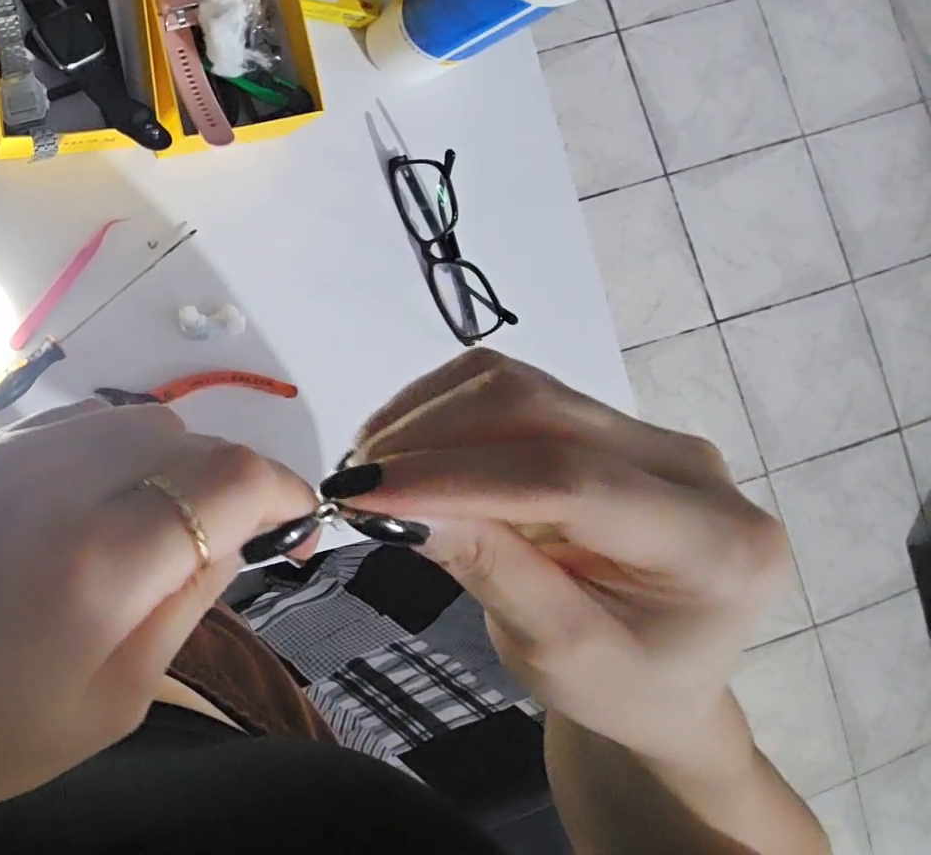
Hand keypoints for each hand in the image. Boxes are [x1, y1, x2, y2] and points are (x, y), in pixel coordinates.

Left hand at [0, 399, 314, 806]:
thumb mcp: (117, 697)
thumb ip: (188, 599)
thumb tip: (236, 529)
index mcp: (95, 564)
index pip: (224, 480)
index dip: (279, 489)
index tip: (293, 518)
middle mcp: (54, 482)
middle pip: (184, 434)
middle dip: (225, 477)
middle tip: (222, 533)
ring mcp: (11, 453)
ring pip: (135, 417)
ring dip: (170, 458)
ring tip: (156, 519)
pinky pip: (82, 422)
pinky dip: (115, 449)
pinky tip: (98, 502)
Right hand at [345, 350, 788, 762]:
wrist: (657, 672)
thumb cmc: (618, 682)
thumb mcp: (554, 648)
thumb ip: (486, 567)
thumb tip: (391, 504)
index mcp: (714, 542)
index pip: (568, 479)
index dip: (453, 476)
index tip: (361, 494)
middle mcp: (688, 467)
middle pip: (535, 410)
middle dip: (426, 437)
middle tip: (353, 482)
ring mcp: (641, 432)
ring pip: (510, 384)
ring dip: (422, 417)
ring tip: (370, 466)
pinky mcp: (595, 417)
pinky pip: (501, 384)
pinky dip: (433, 407)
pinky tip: (400, 446)